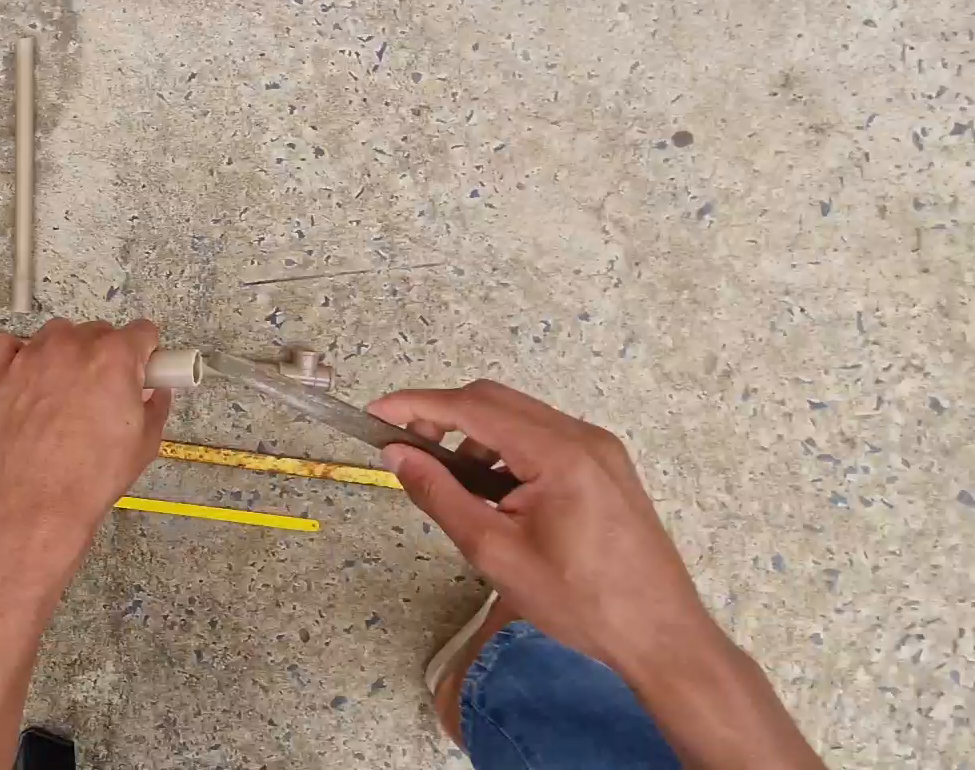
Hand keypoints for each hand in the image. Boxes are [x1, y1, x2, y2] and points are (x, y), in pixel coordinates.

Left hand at [0, 318, 171, 541]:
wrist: (36, 501)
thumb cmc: (90, 476)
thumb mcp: (144, 444)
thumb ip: (155, 407)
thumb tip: (155, 393)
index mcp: (114, 358)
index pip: (142, 331)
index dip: (145, 352)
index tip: (142, 366)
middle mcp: (71, 347)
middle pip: (98, 332)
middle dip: (106, 355)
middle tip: (103, 391)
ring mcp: (30, 356)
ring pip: (56, 334)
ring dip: (66, 352)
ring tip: (64, 390)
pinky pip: (8, 345)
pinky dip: (19, 356)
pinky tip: (28, 380)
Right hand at [369, 380, 716, 677]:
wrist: (666, 642)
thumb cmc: (579, 601)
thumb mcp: (492, 551)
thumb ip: (437, 493)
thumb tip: (395, 454)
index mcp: (558, 455)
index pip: (470, 407)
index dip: (414, 404)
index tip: (375, 413)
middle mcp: (582, 436)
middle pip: (491, 399)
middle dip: (439, 413)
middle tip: (406, 446)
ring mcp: (597, 447)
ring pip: (513, 413)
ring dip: (469, 430)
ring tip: (452, 477)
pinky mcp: (602, 463)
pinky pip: (536, 432)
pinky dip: (499, 444)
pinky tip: (491, 486)